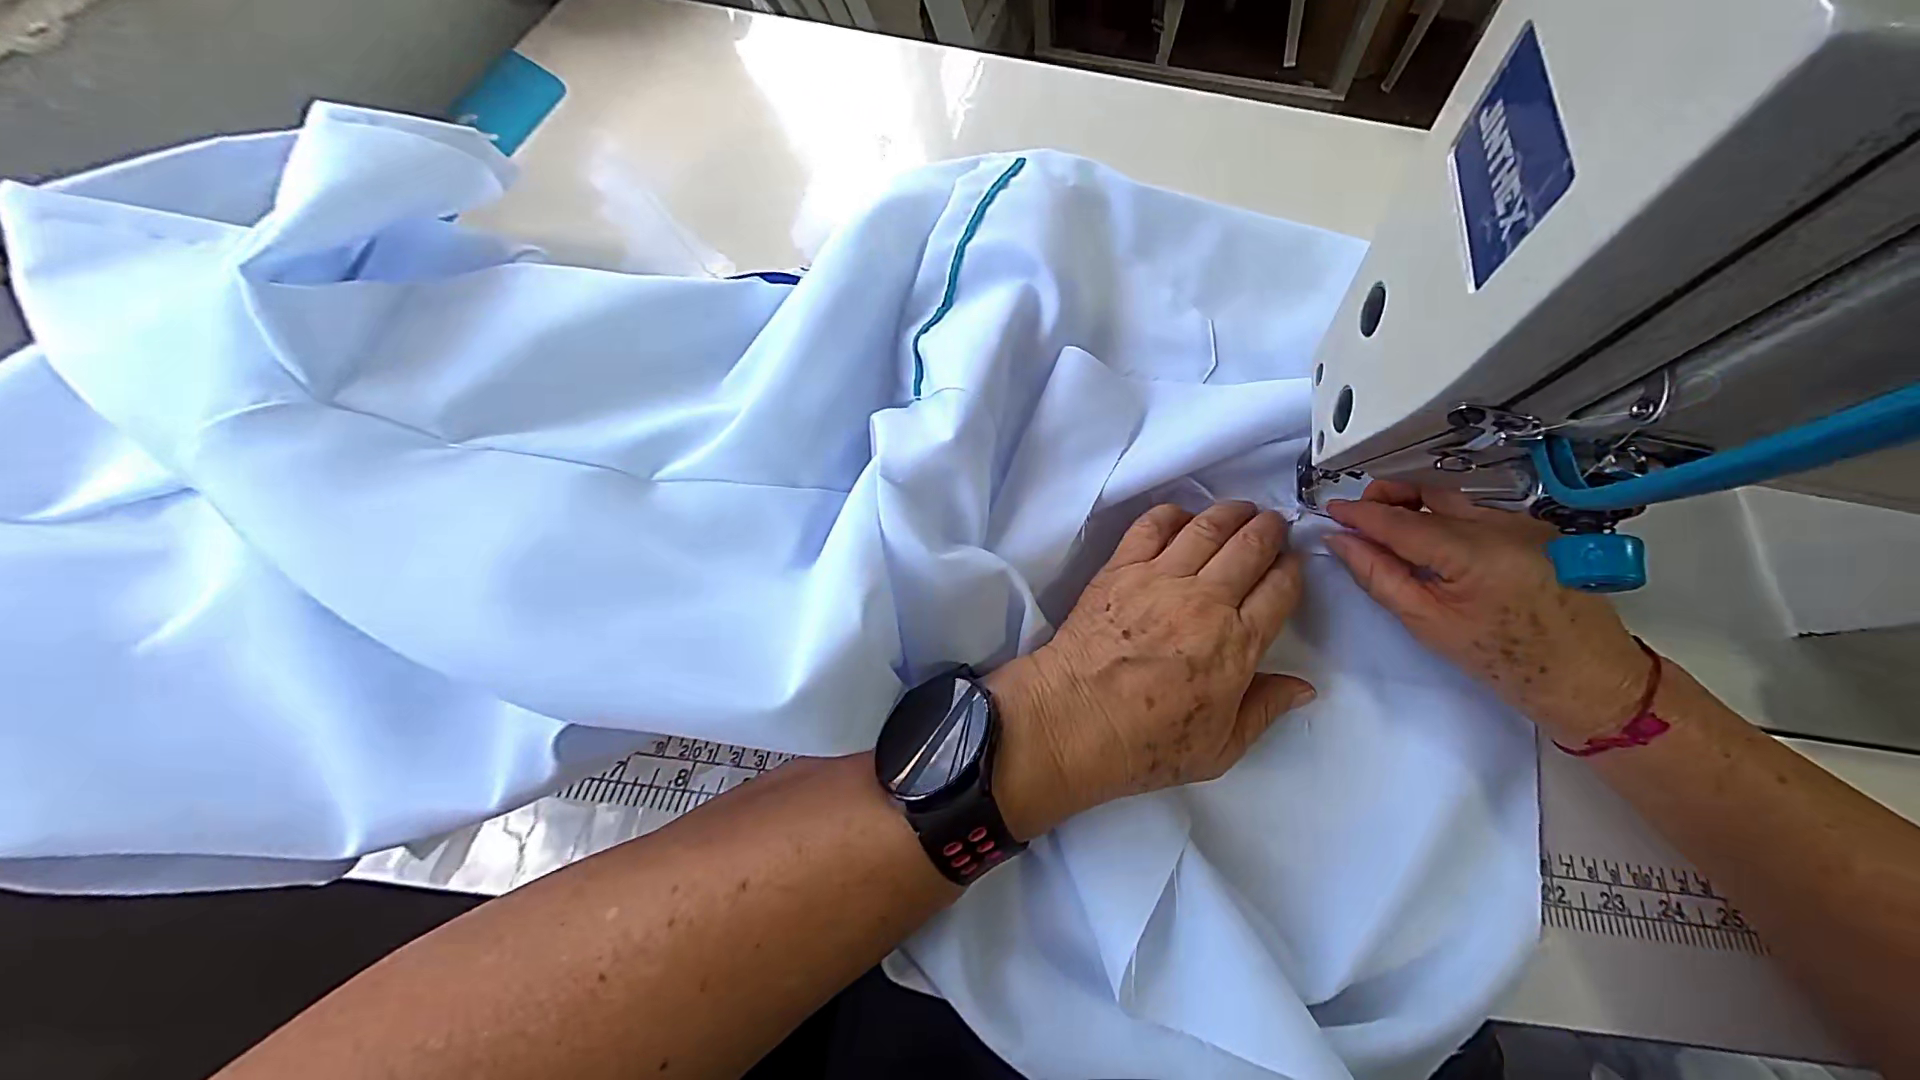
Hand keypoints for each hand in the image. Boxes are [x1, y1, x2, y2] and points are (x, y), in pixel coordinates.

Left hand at [988, 501, 1314, 839]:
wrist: (1072, 720)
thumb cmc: (1144, 743)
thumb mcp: (1220, 748)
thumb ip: (1264, 710)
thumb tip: (1304, 686)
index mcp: (1236, 644)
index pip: (1280, 590)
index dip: (1292, 570)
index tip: (1292, 563)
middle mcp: (1204, 601)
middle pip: (1249, 547)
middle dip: (1269, 530)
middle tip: (1273, 524)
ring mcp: (1159, 580)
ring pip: (1206, 528)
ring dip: (1230, 513)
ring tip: (1241, 510)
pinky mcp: (1119, 570)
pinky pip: (1151, 526)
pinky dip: (1172, 514)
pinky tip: (1182, 517)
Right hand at [1321, 480, 1653, 742]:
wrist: (1587, 676)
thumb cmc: (1505, 660)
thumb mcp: (1427, 622)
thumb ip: (1379, 575)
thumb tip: (1343, 542)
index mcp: (1476, 553)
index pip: (1401, 521)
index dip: (1360, 514)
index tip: (1331, 511)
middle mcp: (1504, 527)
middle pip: (1428, 494)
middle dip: (1385, 498)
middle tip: (1354, 519)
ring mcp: (1524, 523)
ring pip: (1450, 498)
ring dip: (1411, 505)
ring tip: (1384, 530)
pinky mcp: (1533, 528)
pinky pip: (1473, 510)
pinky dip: (1440, 517)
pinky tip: (1427, 544)